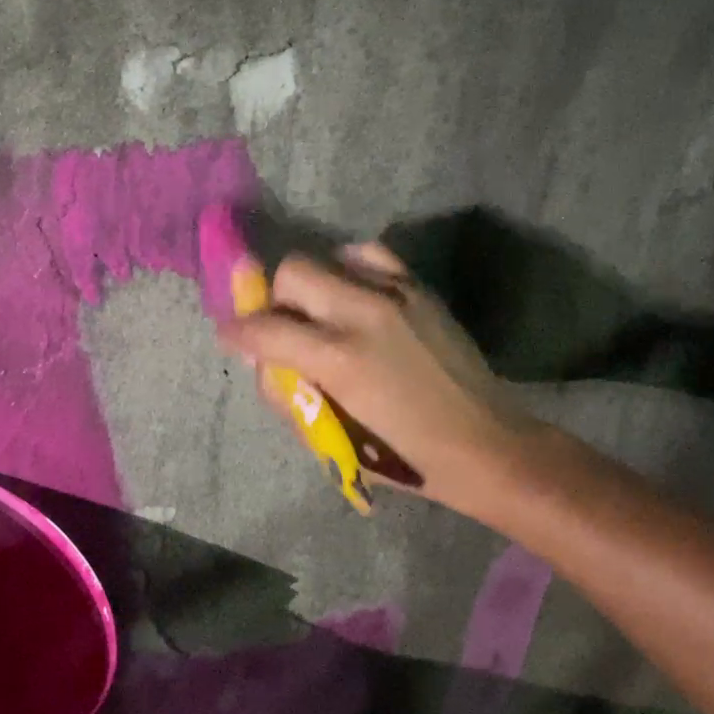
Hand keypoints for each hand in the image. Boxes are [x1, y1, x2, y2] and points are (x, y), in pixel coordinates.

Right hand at [218, 244, 542, 515]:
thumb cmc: (401, 457)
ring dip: (312, 285)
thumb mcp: (330, 439)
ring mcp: (396, 294)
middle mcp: (364, 313)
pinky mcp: (419, 290)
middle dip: (274, 300)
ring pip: (328, 257)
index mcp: (339, 359)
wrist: (484, 444)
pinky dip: (349, 269)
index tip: (229, 337)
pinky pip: (369, 256)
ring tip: (320, 314)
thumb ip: (286, 393)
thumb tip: (260, 359)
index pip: (264, 328)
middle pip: (292, 272)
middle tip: (280, 329)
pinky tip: (351, 297)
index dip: (235, 332)